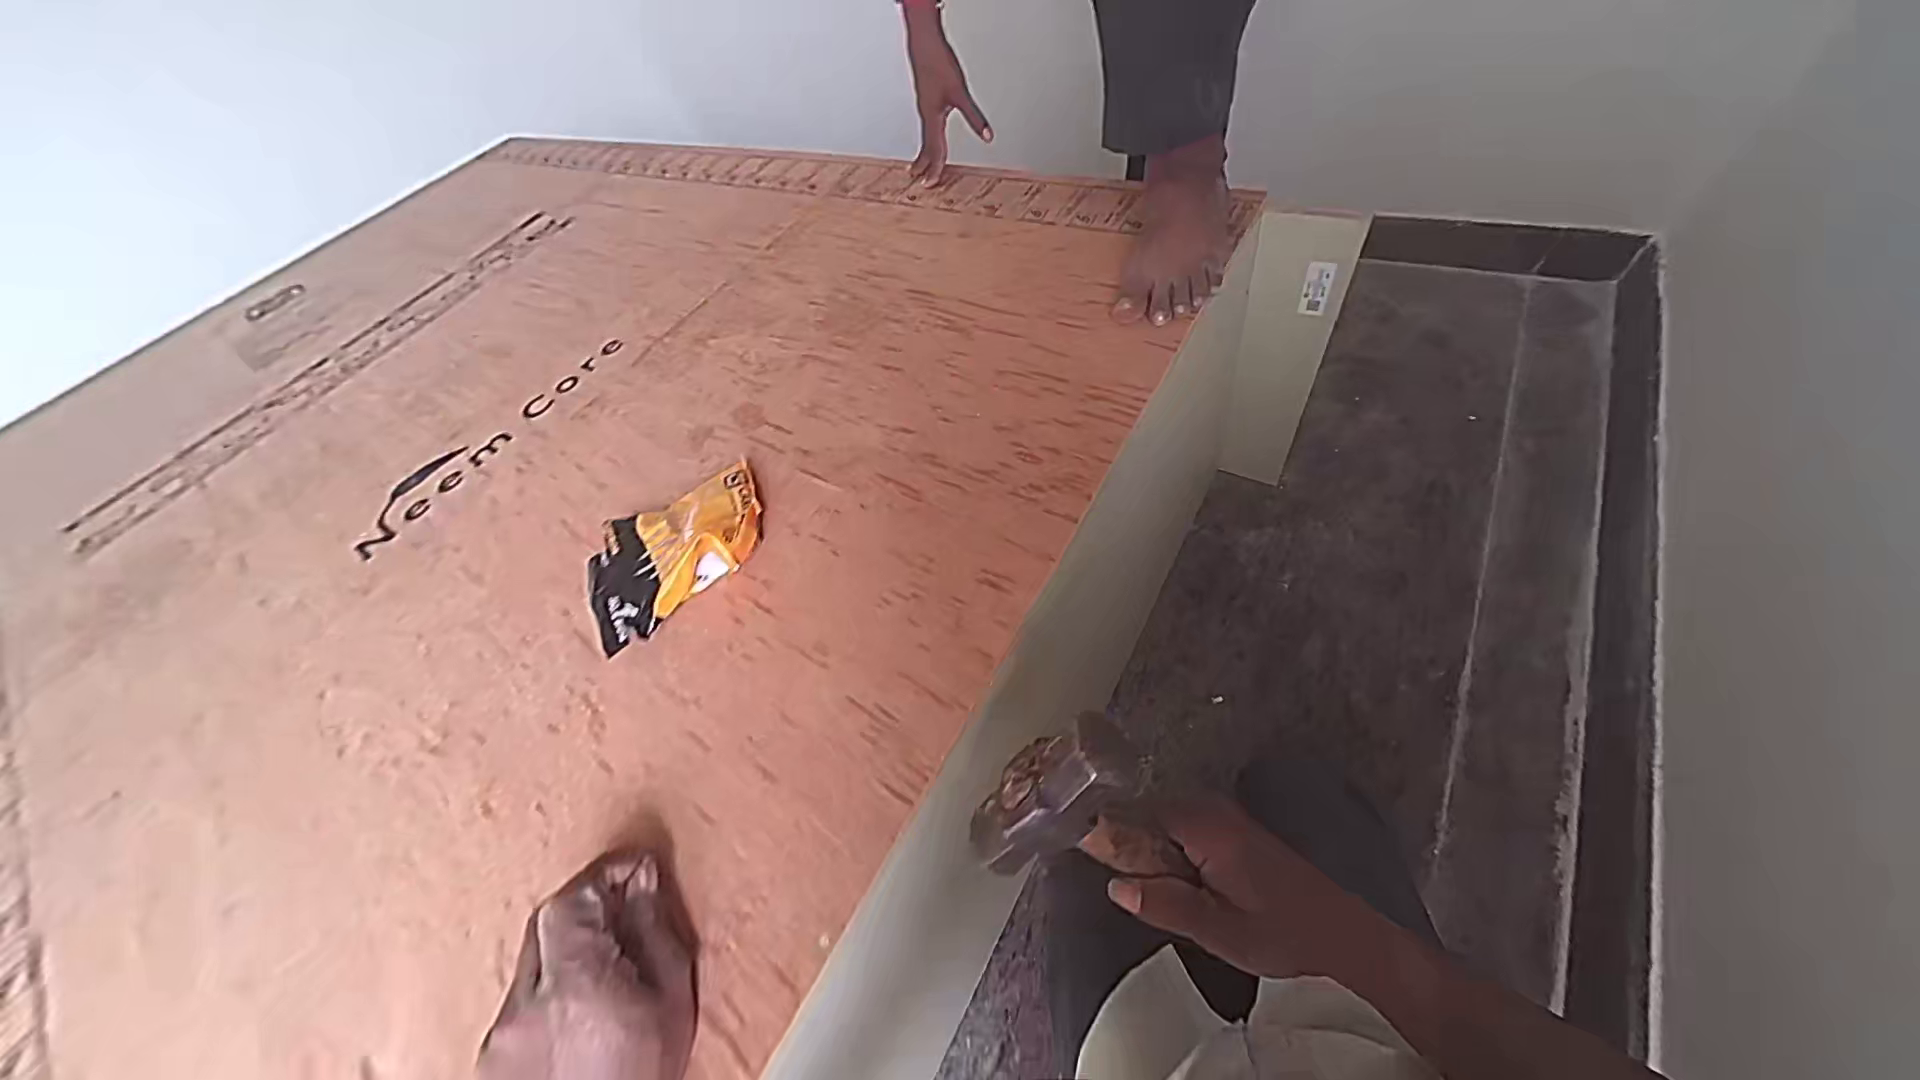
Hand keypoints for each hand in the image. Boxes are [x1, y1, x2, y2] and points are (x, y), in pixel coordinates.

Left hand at [477, 850, 695, 1079]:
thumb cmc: (642, 1077)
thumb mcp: (671, 995)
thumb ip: (653, 929)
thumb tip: (642, 882)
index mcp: (573, 984)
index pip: (571, 900)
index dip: (604, 873)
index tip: (635, 868)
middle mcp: (524, 1007)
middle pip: (546, 922)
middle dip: (587, 902)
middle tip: (624, 900)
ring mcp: (501, 1035)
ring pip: (534, 959)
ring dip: (570, 942)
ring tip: (611, 955)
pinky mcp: (492, 1059)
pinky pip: (523, 995)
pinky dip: (554, 980)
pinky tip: (584, 999)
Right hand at [902, 2, 991, 185]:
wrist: (923, 42)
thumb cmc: (938, 63)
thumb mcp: (961, 93)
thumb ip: (974, 117)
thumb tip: (987, 136)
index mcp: (933, 118)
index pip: (935, 150)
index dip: (934, 168)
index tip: (931, 183)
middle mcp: (926, 116)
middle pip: (927, 147)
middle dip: (924, 166)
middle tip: (921, 181)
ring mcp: (925, 108)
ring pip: (925, 138)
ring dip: (924, 155)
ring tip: (919, 167)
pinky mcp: (926, 101)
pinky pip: (926, 128)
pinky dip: (926, 140)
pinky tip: (929, 139)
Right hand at [1110, 798, 1668, 1079]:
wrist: (1354, 942)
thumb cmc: (1289, 937)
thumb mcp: (1224, 932)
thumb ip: (1167, 904)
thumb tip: (1112, 885)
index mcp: (1203, 826)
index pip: (1133, 812)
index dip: (1104, 830)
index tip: (1077, 847)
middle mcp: (1209, 809)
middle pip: (1143, 812)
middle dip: (1122, 840)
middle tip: (1109, 877)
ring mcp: (1221, 816)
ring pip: (1160, 821)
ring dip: (1142, 847)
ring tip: (1130, 881)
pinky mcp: (1230, 830)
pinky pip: (1179, 829)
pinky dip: (1163, 848)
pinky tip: (1162, 879)